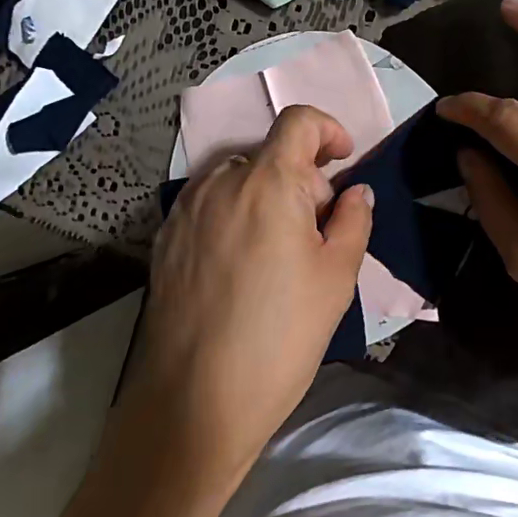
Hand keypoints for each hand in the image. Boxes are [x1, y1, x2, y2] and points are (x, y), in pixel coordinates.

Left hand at [127, 106, 374, 483]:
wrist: (195, 395)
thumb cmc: (280, 335)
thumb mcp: (336, 279)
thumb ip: (352, 220)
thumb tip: (354, 191)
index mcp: (266, 181)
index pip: (297, 121)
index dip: (327, 129)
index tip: (342, 159)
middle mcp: (218, 181)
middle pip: (267, 157)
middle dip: (299, 181)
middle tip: (315, 235)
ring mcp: (184, 208)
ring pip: (234, 181)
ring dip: (262, 198)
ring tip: (275, 255)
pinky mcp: (163, 236)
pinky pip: (206, 207)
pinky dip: (230, 217)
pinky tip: (237, 268)